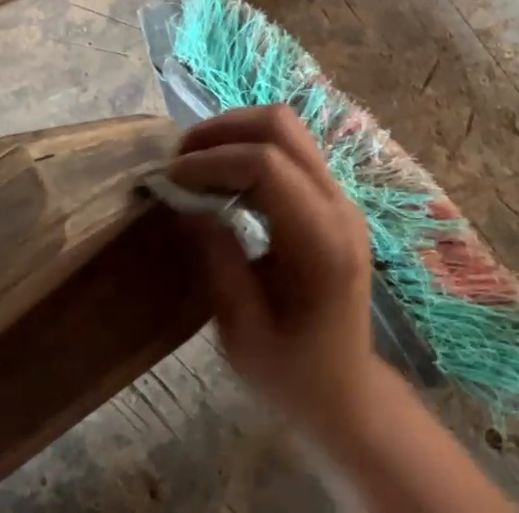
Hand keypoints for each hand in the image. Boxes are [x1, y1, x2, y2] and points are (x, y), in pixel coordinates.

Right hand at [171, 106, 383, 432]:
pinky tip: (219, 178)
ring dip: (234, 134)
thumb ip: (219, 263)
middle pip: (282, 126)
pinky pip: (289, 149)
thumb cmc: (292, 373)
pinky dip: (247, 148)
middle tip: (179, 160)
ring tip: (194, 165)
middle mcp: (339, 206)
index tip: (172, 180)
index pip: (269, 165)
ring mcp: (339, 198)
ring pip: (286, 128)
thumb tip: (187, 205)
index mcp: (322, 242)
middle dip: (222, 131)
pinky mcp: (330, 200)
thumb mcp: (243, 332)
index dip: (213, 161)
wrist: (346, 392)